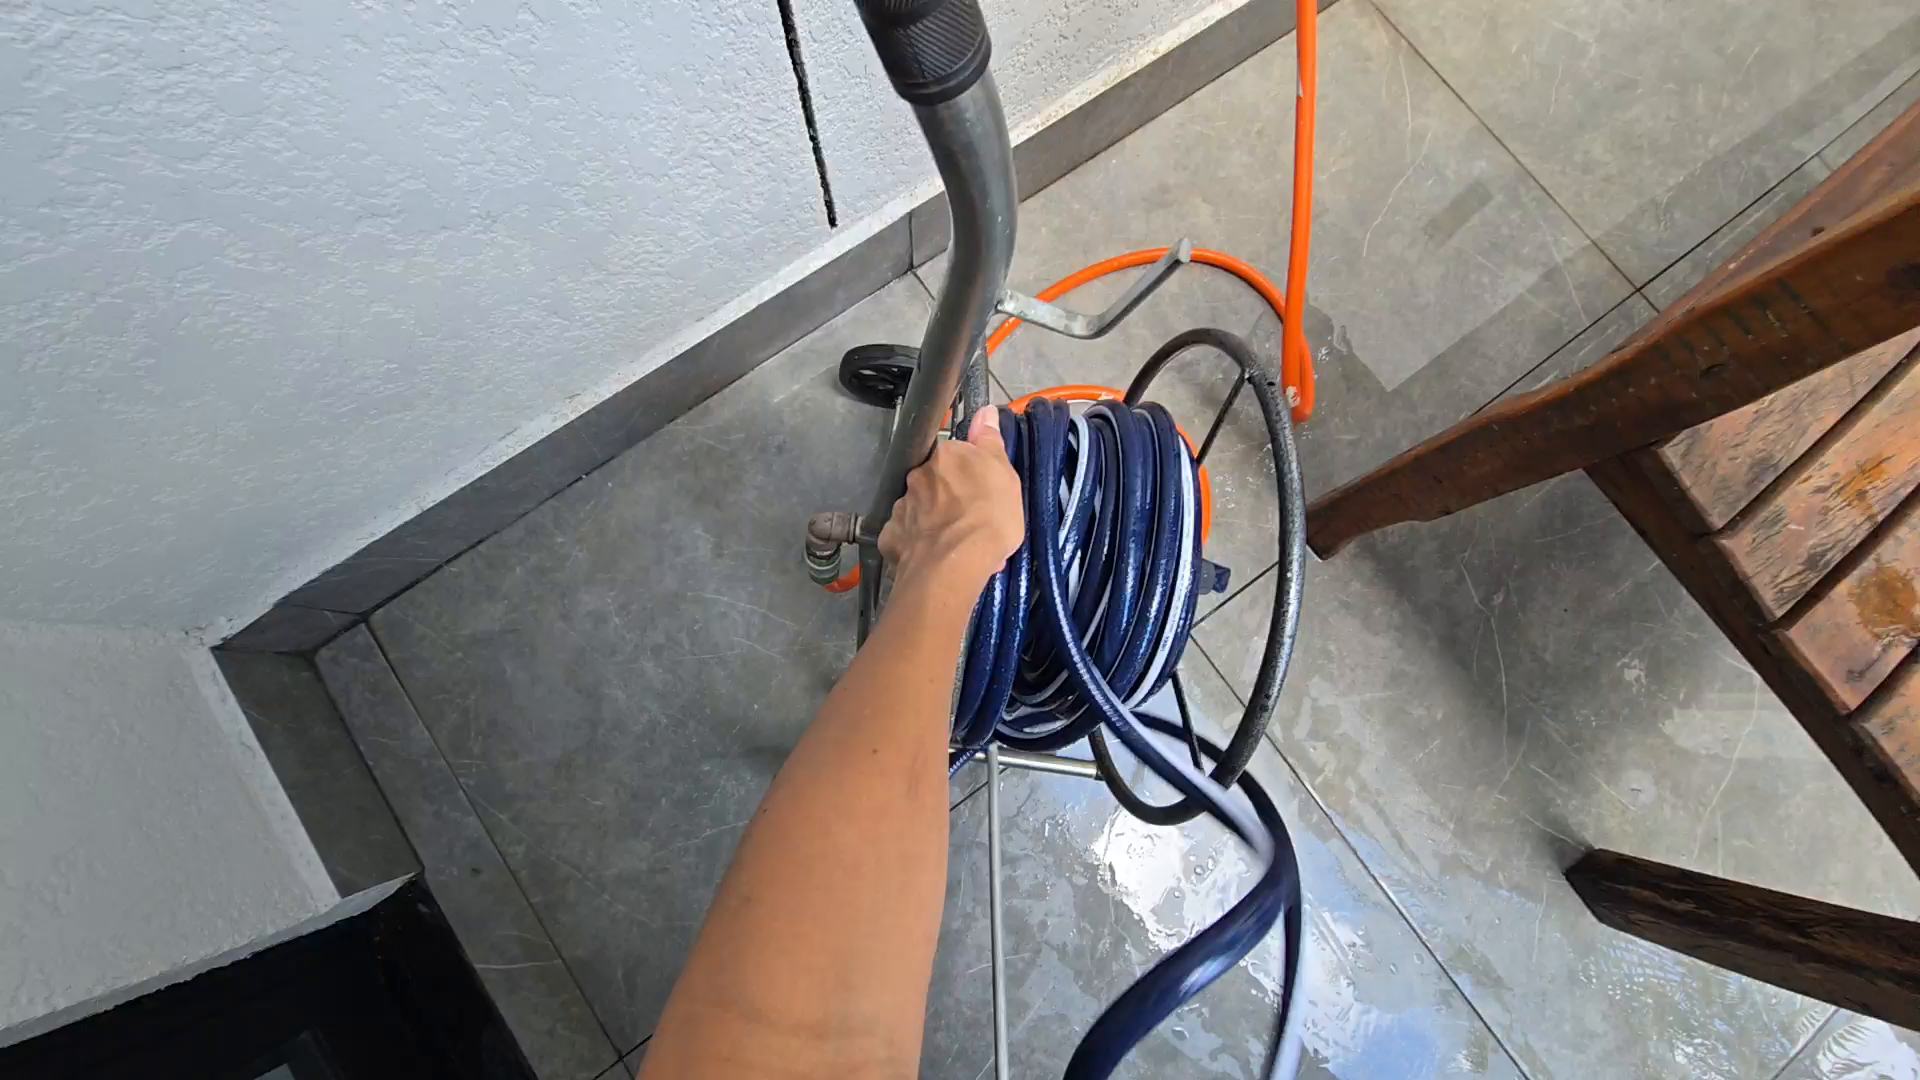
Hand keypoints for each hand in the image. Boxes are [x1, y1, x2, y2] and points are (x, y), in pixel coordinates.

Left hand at [878, 407, 1023, 592]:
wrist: (955, 563)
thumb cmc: (988, 518)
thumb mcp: (1005, 475)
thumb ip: (991, 443)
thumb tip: (985, 412)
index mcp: (946, 456)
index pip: (956, 457)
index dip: (970, 475)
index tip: (982, 493)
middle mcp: (918, 476)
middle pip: (935, 483)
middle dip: (949, 498)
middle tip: (970, 521)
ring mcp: (902, 506)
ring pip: (920, 510)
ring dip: (933, 521)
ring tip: (954, 545)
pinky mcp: (891, 536)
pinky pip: (905, 536)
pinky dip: (915, 543)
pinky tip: (930, 555)